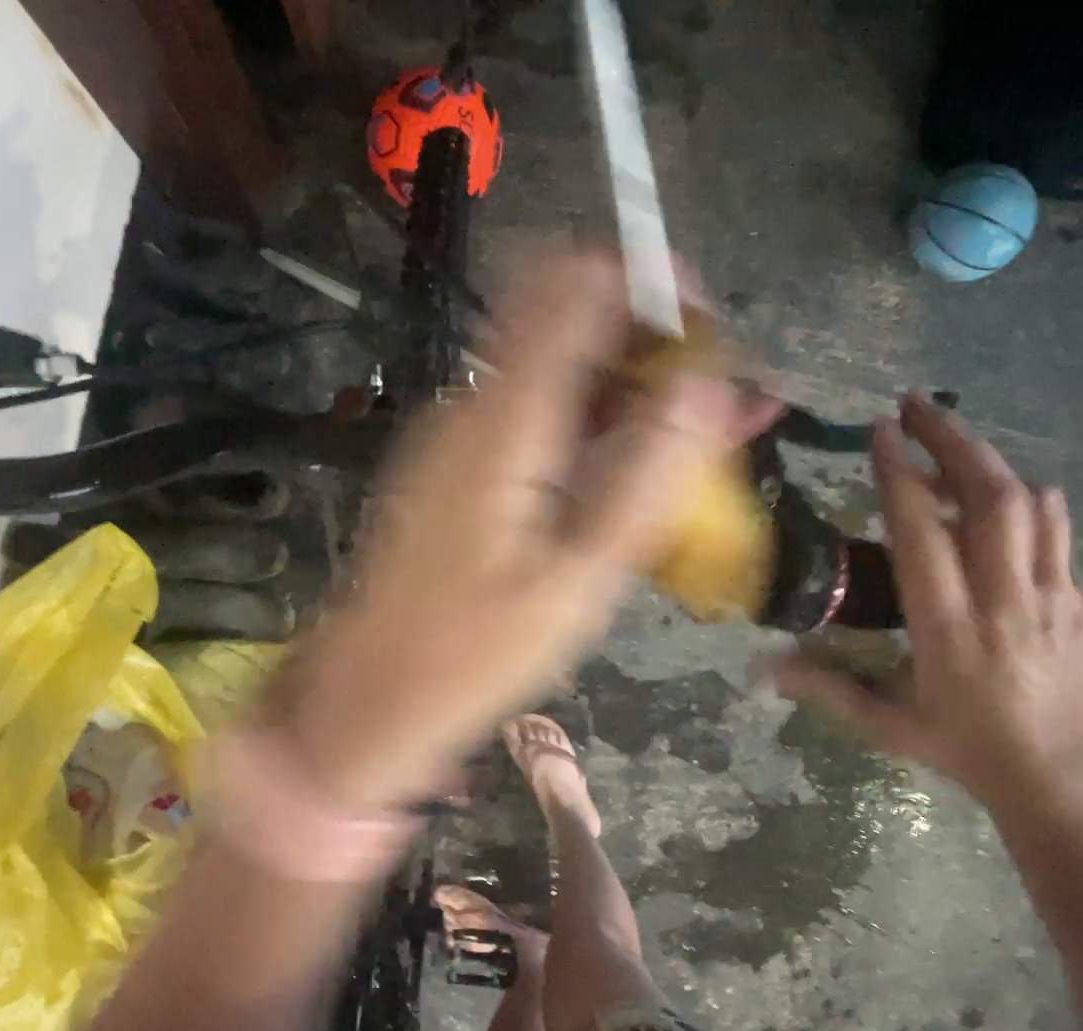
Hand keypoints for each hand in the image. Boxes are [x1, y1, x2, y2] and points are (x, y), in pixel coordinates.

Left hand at [272, 250, 774, 807]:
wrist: (367, 696)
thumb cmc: (473, 655)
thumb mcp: (577, 585)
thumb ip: (644, 482)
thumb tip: (707, 391)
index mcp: (505, 422)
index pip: (575, 289)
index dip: (648, 281)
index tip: (708, 318)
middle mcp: (473, 407)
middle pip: (564, 318)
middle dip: (648, 338)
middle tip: (715, 394)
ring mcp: (454, 433)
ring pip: (550, 367)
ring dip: (623, 384)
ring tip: (691, 436)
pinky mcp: (450, 464)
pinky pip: (529, 412)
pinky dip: (585, 421)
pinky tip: (623, 466)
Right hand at [766, 392, 1082, 817]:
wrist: (1062, 775)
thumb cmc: (962, 746)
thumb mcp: (884, 725)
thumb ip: (825, 689)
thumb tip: (761, 666)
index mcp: (948, 627)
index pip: (924, 534)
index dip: (901, 476)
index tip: (882, 430)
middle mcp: (1003, 599)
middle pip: (989, 499)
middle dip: (952, 441)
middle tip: (916, 404)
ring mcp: (1051, 595)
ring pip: (1030, 505)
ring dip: (988, 459)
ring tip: (952, 436)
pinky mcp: (1078, 598)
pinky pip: (1057, 531)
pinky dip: (1030, 499)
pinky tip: (1009, 491)